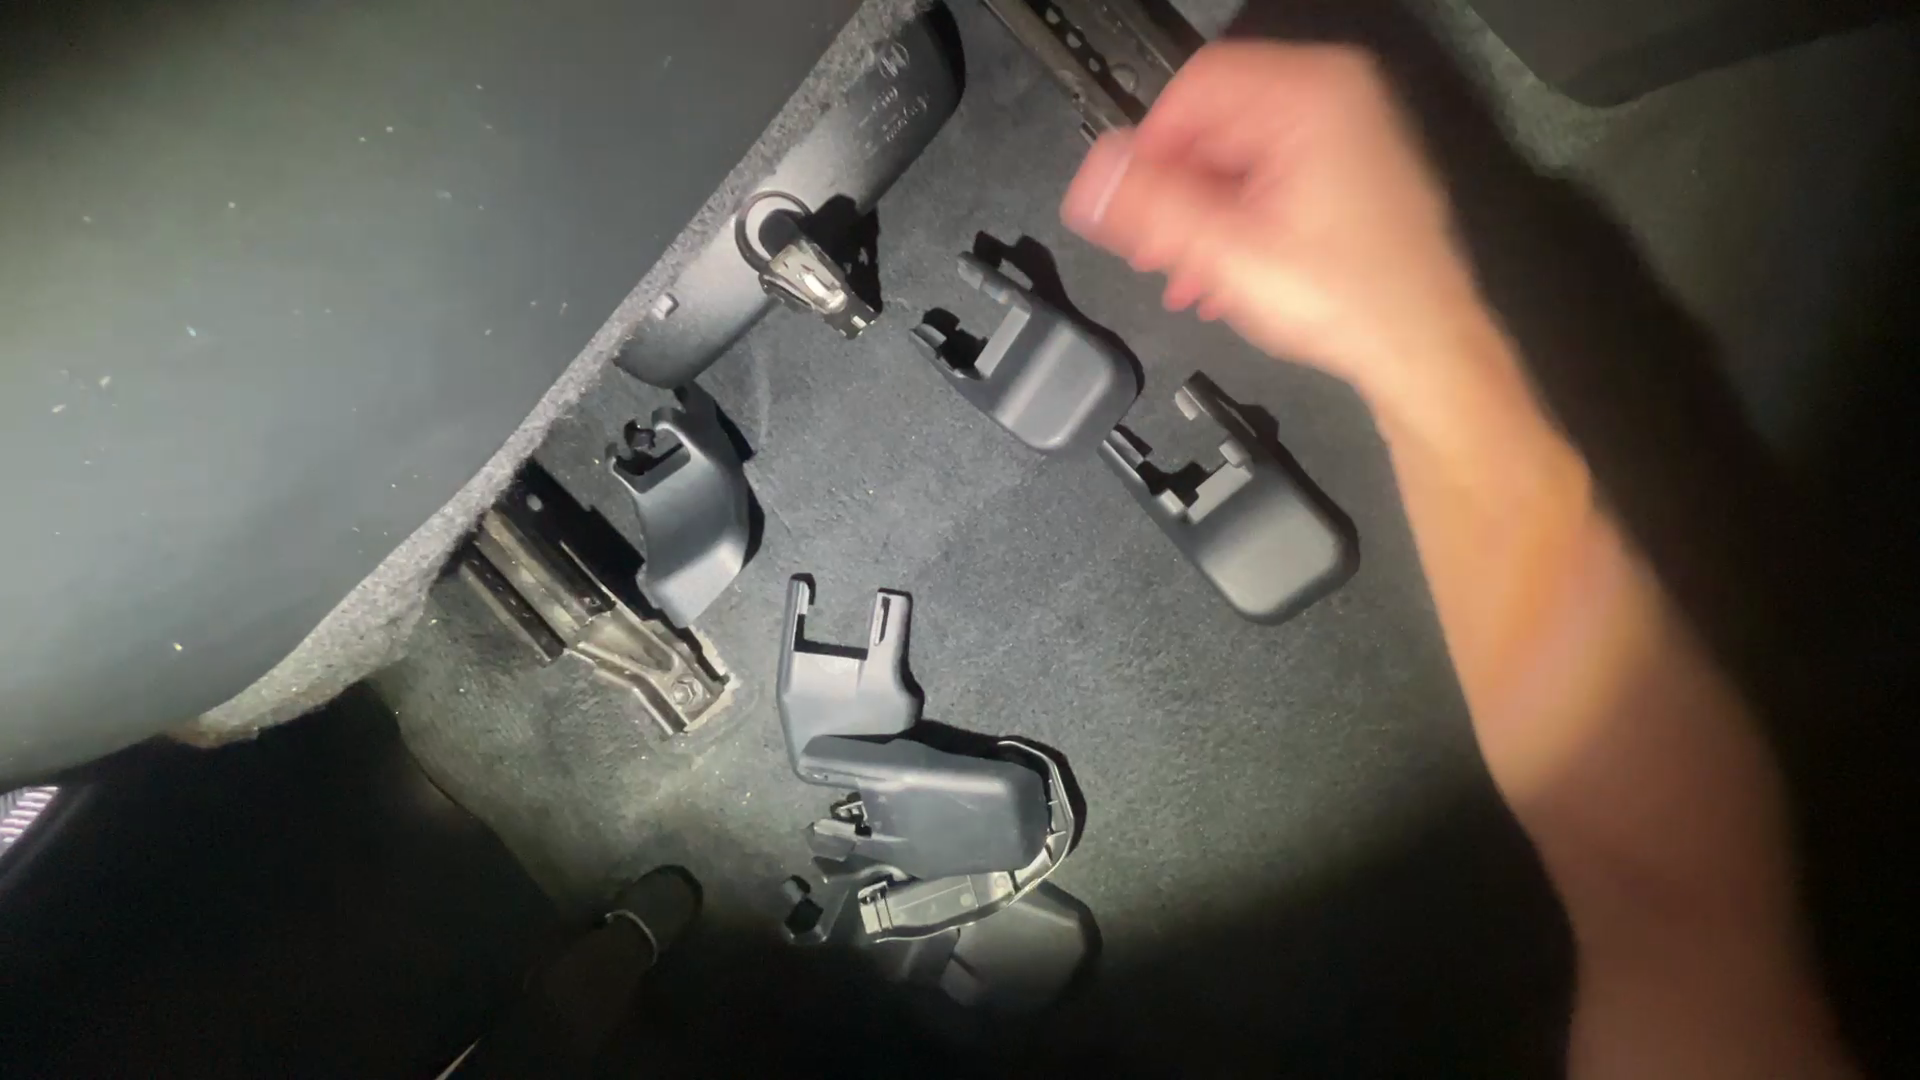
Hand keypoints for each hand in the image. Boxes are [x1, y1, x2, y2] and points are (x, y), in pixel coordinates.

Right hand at [1060, 42, 1496, 410]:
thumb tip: (1091, 182)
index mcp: (1308, 98)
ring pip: (1233, 164)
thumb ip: (1150, 210)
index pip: (1192, 90)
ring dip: (1193, 219)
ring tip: (1177, 271)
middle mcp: (1330, 104)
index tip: (1125, 198)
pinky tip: (1213, 276)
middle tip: (1145, 244)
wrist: (1416, 346)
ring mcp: (1339, 142)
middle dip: (1168, 193)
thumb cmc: (1353, 299)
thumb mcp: (1226, 253)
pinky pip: (1261, 188)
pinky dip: (1228, 228)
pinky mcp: (1339, 180)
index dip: (1146, 148)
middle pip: (1211, 128)